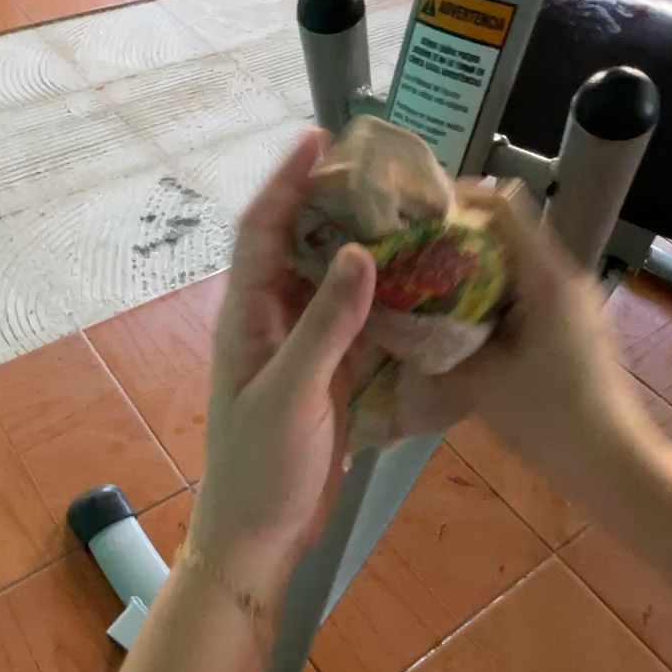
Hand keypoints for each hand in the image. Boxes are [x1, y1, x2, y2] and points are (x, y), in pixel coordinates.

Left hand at [186, 132, 376, 616]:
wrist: (261, 533)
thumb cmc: (261, 466)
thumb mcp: (291, 392)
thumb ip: (325, 324)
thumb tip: (358, 251)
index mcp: (249, 315)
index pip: (262, 230)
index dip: (285, 181)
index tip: (318, 138)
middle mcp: (273, 319)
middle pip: (301, 246)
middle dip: (333, 206)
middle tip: (383, 176)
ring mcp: (304, 347)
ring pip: (334, 282)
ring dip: (366, 251)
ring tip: (412, 217)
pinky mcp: (331, 374)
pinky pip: (359, 323)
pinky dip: (385, 301)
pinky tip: (422, 284)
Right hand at [434, 183, 670, 488]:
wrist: (613, 466)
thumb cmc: (549, 420)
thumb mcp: (478, 380)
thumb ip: (433, 341)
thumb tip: (394, 317)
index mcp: (546, 278)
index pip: (503, 204)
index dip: (457, 198)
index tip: (413, 216)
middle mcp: (564, 276)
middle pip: (504, 231)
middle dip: (453, 237)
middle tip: (406, 257)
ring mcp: (570, 300)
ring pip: (511, 262)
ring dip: (467, 269)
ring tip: (421, 289)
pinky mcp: (570, 324)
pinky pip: (521, 290)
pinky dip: (485, 295)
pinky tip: (454, 323)